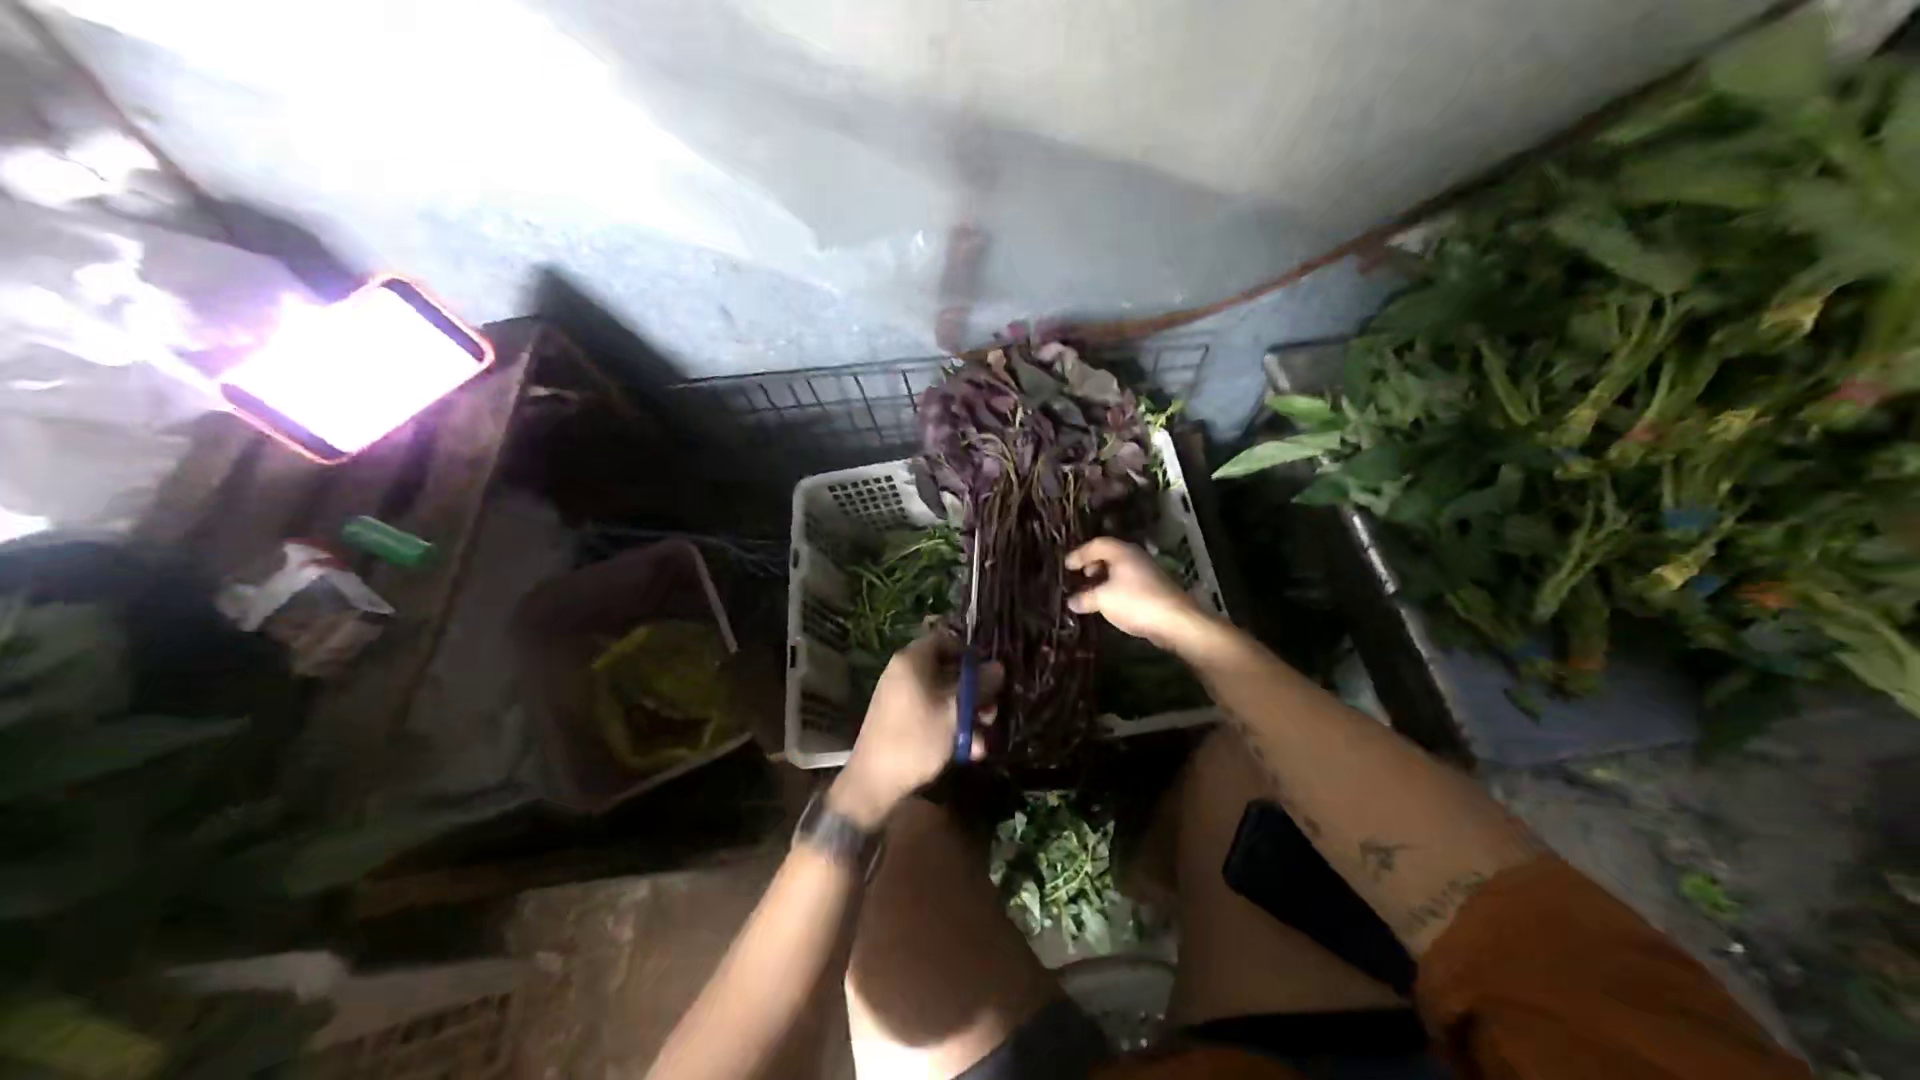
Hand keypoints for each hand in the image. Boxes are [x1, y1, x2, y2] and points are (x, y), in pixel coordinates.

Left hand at [830, 633, 1001, 827]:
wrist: (875, 782)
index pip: (944, 639)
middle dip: (974, 692)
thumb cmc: (917, 738)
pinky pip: (932, 715)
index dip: (969, 653)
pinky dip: (951, 729)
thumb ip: (979, 685)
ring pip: (943, 697)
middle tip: (992, 712)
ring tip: (983, 741)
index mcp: (912, 660)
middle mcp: (904, 673)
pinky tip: (969, 751)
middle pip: (948, 671)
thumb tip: (997, 666)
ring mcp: (901, 698)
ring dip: (967, 716)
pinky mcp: (902, 721)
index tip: (988, 673)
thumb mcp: (955, 710)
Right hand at [1065, 538, 1213, 652]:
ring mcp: (1148, 572)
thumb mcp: (1103, 599)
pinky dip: (1116, 587)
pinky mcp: (1155, 587)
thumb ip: (1084, 598)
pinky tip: (1111, 602)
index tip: (1067, 566)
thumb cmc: (1135, 602)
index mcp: (1122, 552)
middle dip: (1093, 564)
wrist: (1175, 620)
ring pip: (1121, 569)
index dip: (1080, 554)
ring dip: (1105, 577)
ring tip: (1094, 591)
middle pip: (1110, 554)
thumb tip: (1071, 601)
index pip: (1097, 545)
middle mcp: (1136, 557)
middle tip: (1081, 575)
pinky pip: (1129, 581)